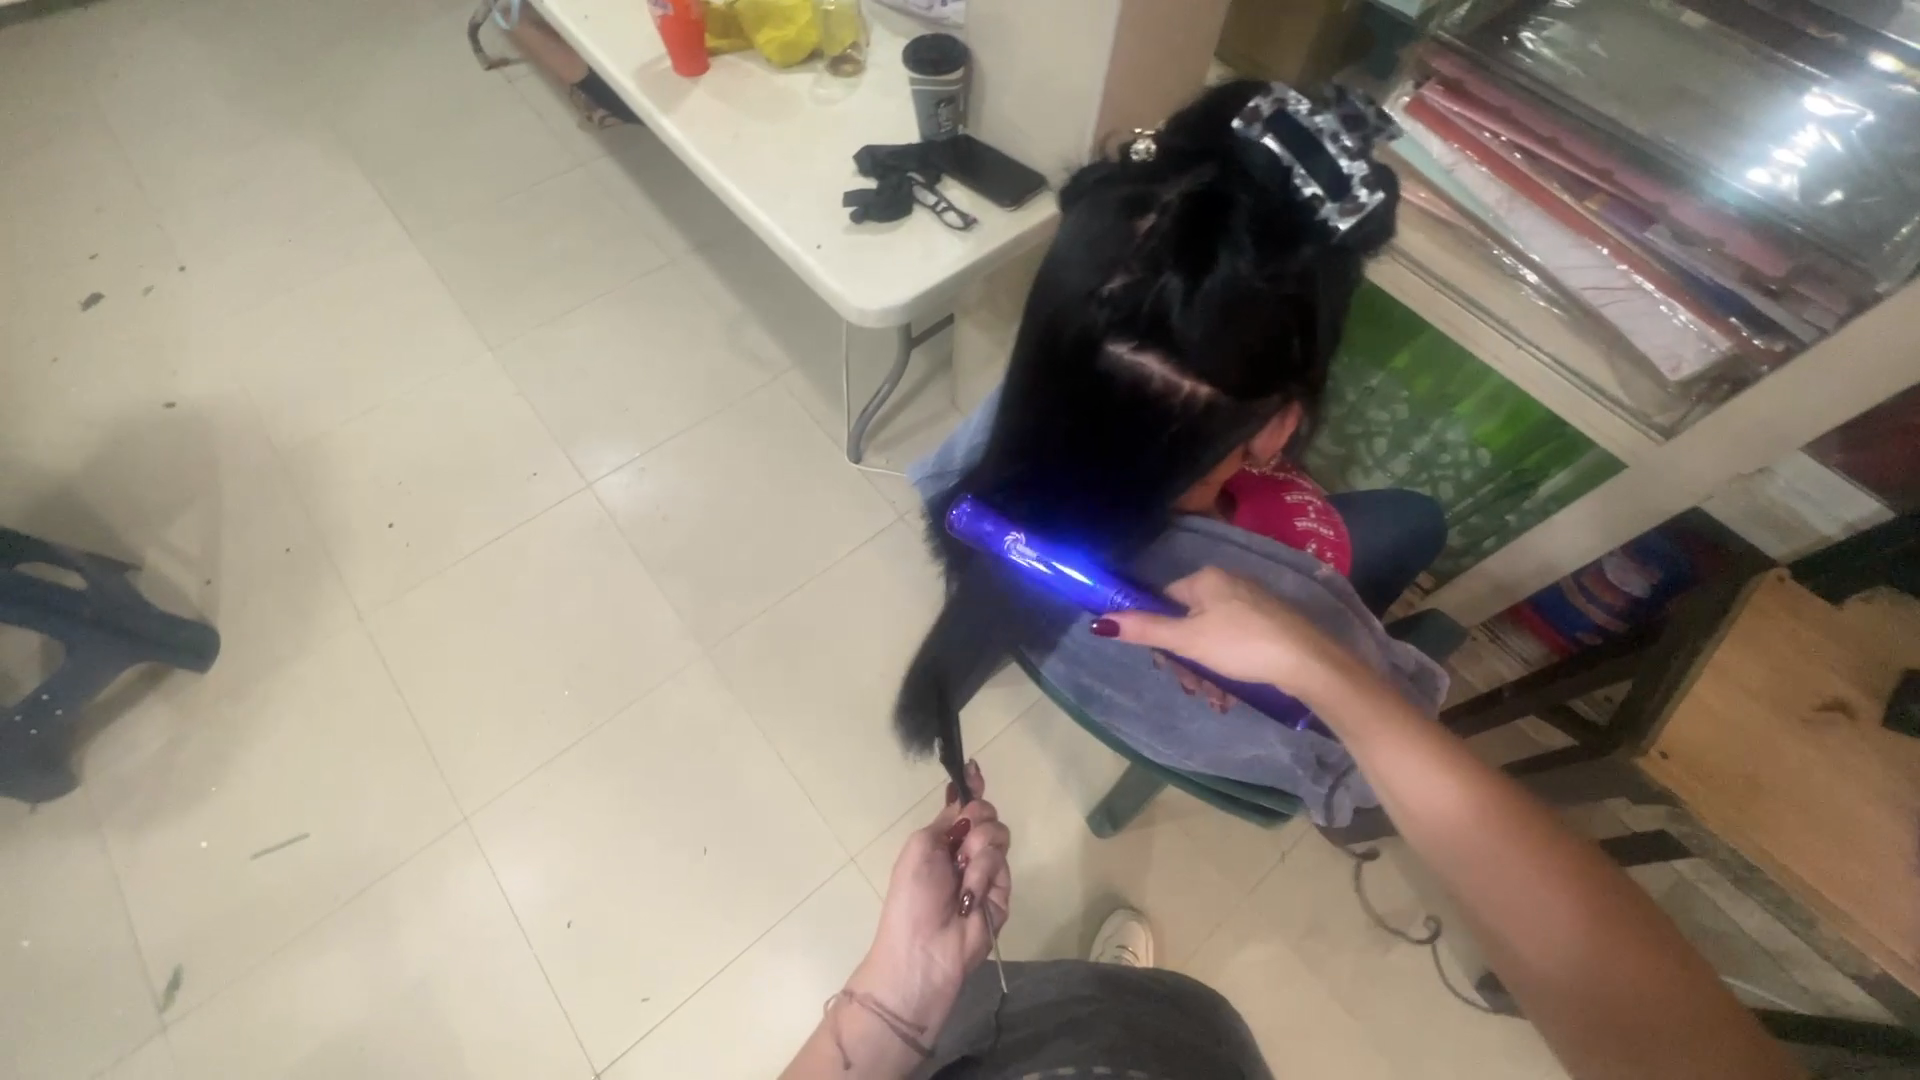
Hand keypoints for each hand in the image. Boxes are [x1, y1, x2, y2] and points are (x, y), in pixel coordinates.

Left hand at [851, 761, 1010, 1028]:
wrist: (923, 950)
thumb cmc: (911, 897)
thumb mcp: (920, 847)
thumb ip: (946, 819)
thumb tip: (961, 795)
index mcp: (943, 837)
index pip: (965, 804)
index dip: (972, 786)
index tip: (974, 769)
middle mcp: (966, 850)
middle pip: (987, 814)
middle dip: (976, 821)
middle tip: (958, 845)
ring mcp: (986, 871)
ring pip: (999, 836)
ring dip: (978, 852)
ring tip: (961, 877)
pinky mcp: (1001, 893)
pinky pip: (1002, 866)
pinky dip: (982, 877)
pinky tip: (969, 898)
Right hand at [1096, 567, 1360, 701]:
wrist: (1308, 664)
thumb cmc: (1241, 645)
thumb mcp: (1187, 640)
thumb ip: (1144, 629)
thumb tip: (1099, 621)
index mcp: (1205, 580)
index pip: (1164, 600)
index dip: (1158, 633)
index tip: (1164, 662)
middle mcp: (1228, 585)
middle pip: (1187, 623)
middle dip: (1184, 660)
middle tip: (1191, 687)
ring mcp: (1251, 606)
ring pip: (1210, 639)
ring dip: (1204, 671)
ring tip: (1214, 697)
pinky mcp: (1269, 627)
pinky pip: (1234, 645)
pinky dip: (1227, 669)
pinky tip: (1230, 694)